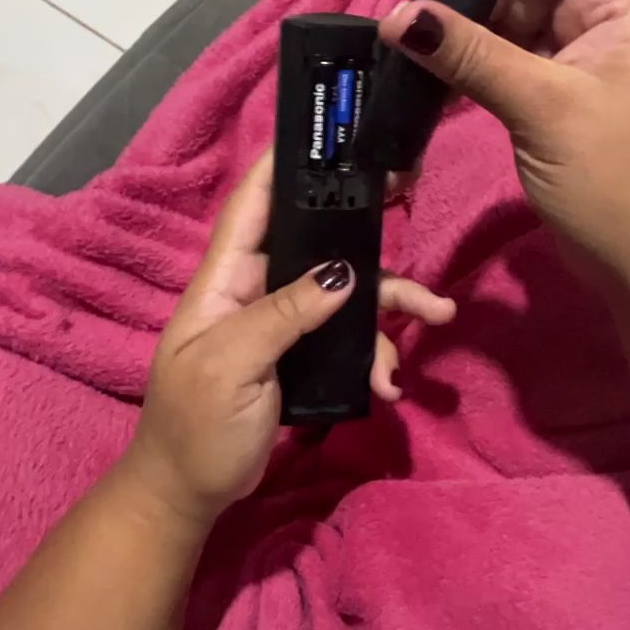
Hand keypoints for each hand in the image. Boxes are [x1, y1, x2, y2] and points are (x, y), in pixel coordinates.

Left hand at [121, 150, 454, 523]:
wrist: (192, 494)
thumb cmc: (195, 424)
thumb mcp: (232, 366)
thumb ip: (284, 314)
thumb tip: (344, 272)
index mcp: (225, 279)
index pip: (251, 206)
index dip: (279, 167)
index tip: (320, 135)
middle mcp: (258, 289)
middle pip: (317, 243)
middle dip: (366, 233)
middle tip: (410, 198)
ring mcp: (284, 322)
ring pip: (346, 291)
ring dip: (390, 303)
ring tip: (436, 315)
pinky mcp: (305, 354)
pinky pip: (350, 337)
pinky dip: (375, 352)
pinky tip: (389, 383)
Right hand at [376, 0, 629, 292]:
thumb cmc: (618, 183)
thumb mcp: (543, 109)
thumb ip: (470, 55)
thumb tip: (396, 17)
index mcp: (622, 2)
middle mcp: (605, 18)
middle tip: (399, 13)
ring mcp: (584, 59)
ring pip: (510, 20)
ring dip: (460, 29)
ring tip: (406, 45)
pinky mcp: (563, 96)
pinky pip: (509, 61)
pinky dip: (472, 64)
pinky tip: (432, 75)